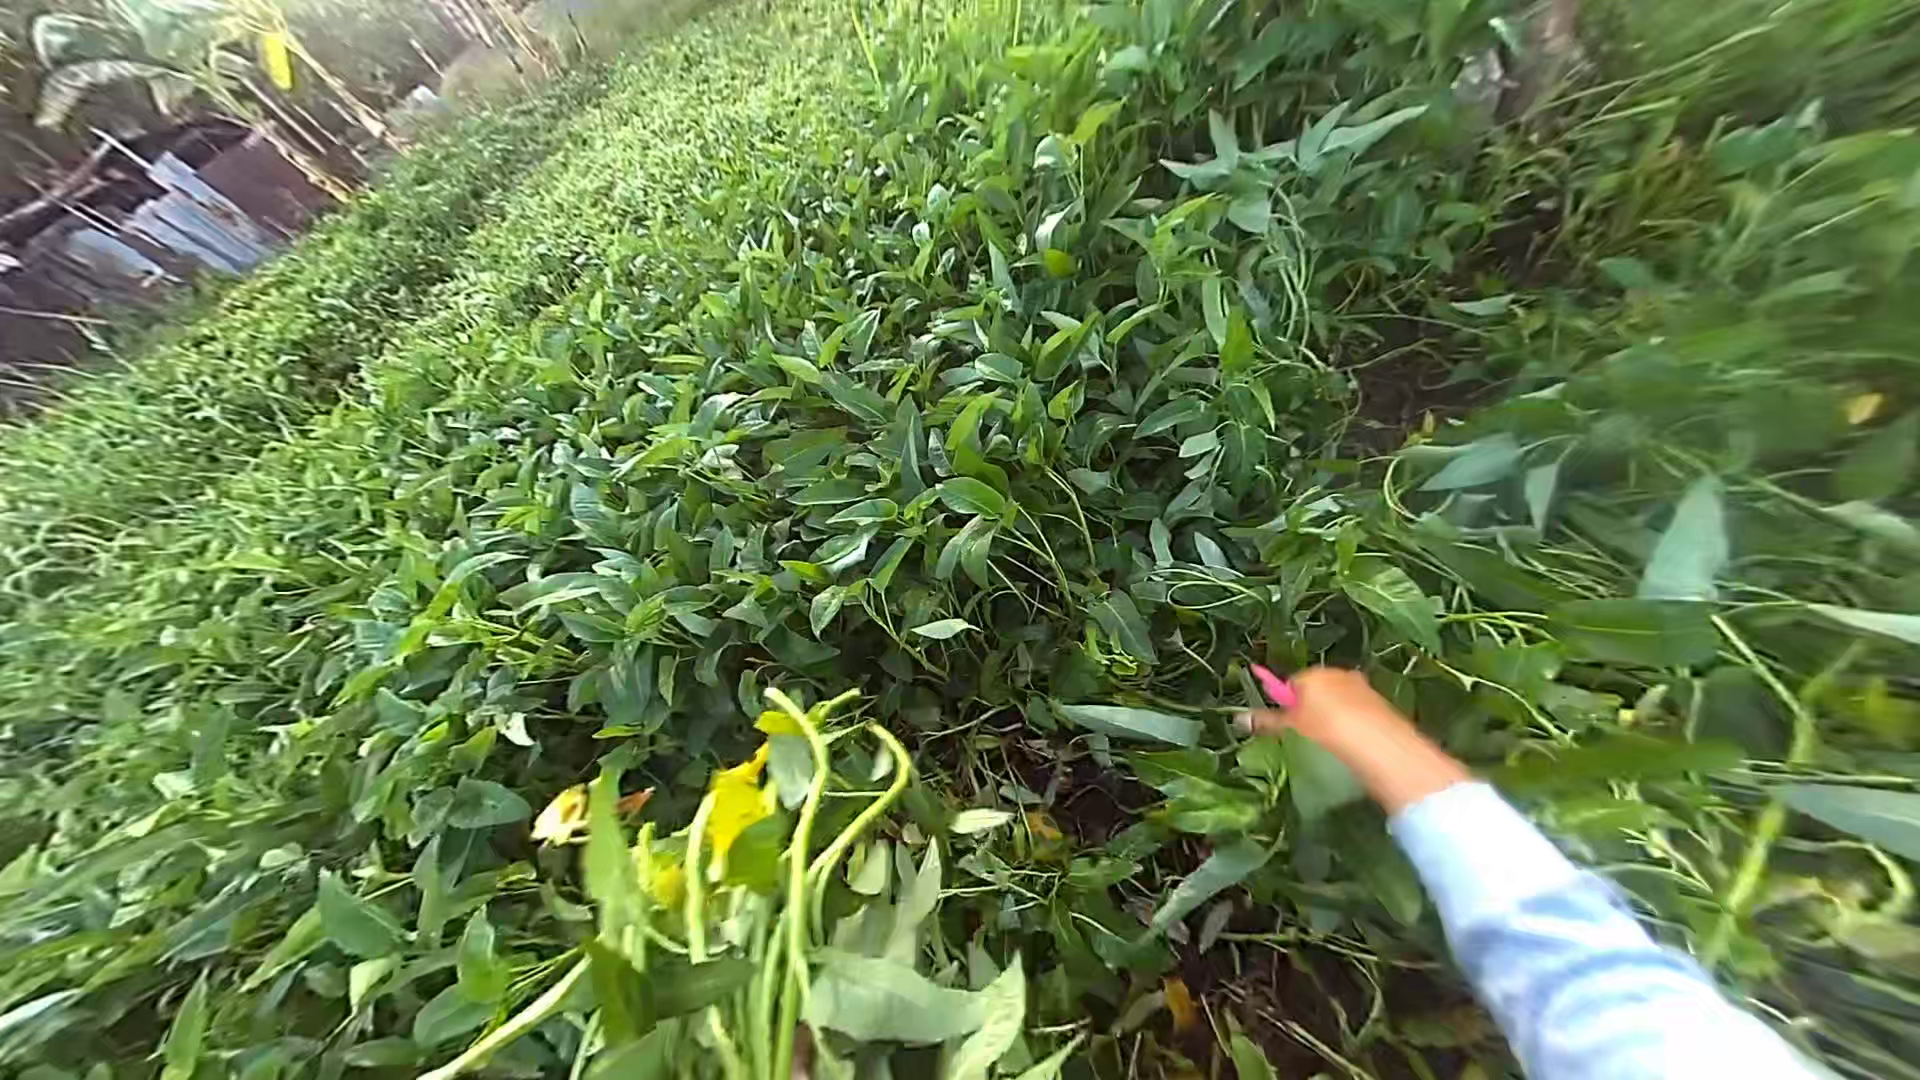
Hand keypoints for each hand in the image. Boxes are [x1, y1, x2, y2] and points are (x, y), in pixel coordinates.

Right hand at [1236, 665, 1470, 813]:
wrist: (1380, 745)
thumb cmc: (1326, 728)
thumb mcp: (1290, 726)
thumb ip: (1265, 721)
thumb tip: (1238, 719)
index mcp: (1311, 674)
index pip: (1291, 684)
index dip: (1288, 704)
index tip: (1290, 724)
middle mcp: (1336, 673)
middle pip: (1316, 689)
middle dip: (1311, 707)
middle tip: (1307, 733)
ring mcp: (1362, 687)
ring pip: (1339, 700)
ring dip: (1333, 716)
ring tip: (1331, 741)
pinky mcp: (1382, 703)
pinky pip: (1358, 710)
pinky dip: (1353, 722)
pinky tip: (1352, 742)